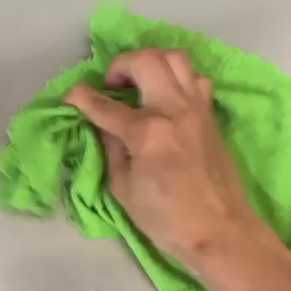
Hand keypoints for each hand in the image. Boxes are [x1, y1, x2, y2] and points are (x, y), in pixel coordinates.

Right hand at [63, 48, 278, 274]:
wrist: (220, 232)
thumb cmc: (166, 219)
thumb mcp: (123, 188)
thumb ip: (111, 148)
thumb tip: (103, 124)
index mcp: (148, 132)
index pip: (105, 105)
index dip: (81, 98)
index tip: (69, 96)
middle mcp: (174, 110)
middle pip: (146, 60)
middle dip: (120, 65)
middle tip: (111, 87)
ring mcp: (197, 109)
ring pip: (175, 58)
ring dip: (151, 63)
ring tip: (139, 85)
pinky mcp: (210, 116)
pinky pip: (194, 79)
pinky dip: (176, 79)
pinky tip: (166, 100)